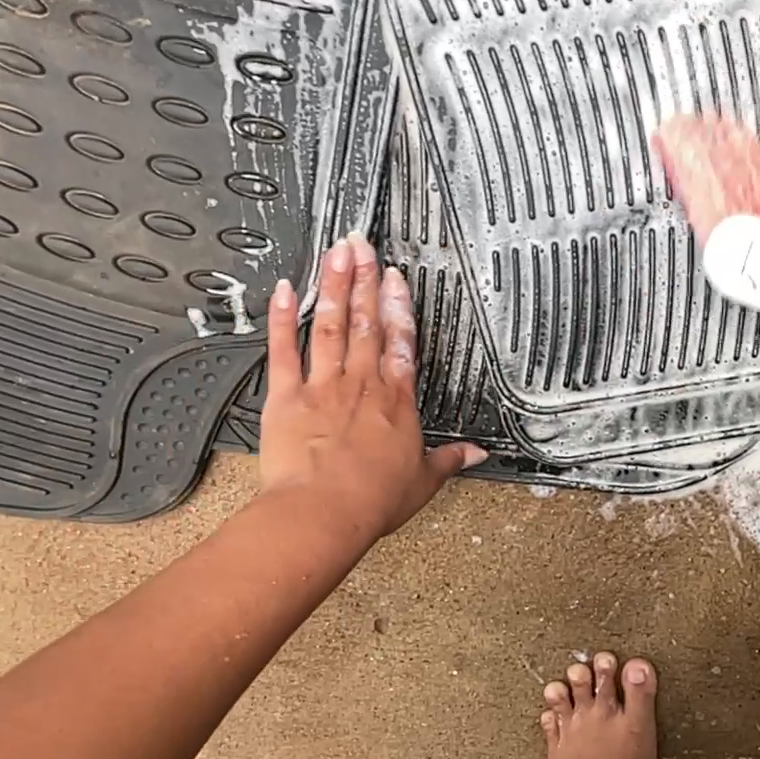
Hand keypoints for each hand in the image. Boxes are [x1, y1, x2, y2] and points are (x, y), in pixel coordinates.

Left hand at [258, 234, 484, 538]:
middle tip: (364, 246)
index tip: (396, 278)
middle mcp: (361, 384)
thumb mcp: (424, 479)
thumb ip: (451, 459)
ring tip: (335, 253)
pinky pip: (283, 350)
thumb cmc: (374, 498)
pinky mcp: (286, 396)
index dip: (398, 306)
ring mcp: (322, 386)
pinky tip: (283, 289)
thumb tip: (477, 455)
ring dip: (334, 286)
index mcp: (396, 400)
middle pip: (366, 322)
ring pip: (330, 325)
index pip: (401, 342)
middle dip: (365, 280)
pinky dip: (281, 318)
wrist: (323, 512)